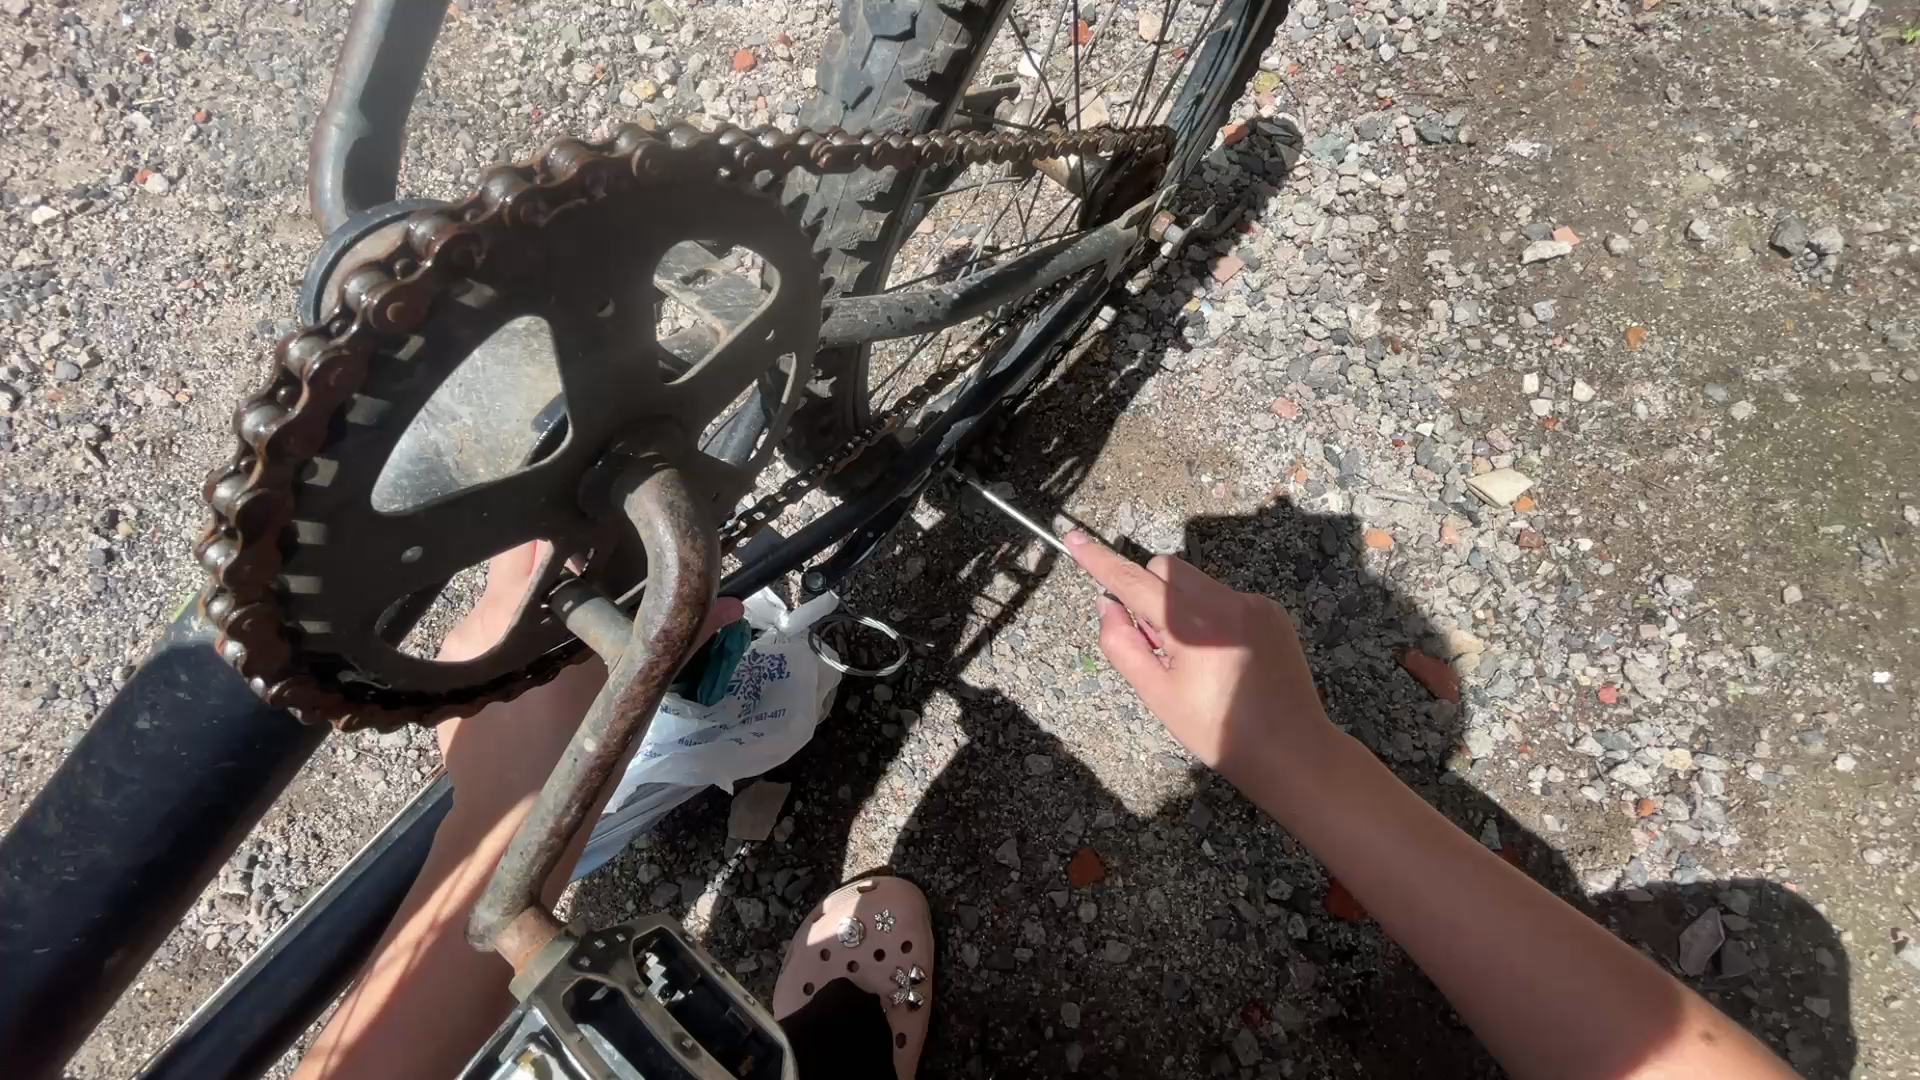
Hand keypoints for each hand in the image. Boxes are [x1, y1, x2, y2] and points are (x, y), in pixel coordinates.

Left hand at [433, 542, 743, 802]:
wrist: (507, 820)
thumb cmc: (574, 749)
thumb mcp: (634, 690)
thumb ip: (679, 639)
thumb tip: (732, 604)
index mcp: (521, 616)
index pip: (531, 544)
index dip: (567, 530)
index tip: (602, 532)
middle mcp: (478, 622)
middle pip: (517, 568)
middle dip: (558, 566)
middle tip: (601, 577)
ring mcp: (457, 650)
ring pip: (503, 602)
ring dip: (537, 603)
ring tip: (576, 621)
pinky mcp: (452, 678)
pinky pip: (487, 635)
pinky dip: (516, 634)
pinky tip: (542, 660)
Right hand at [1064, 530, 1333, 783]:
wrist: (1292, 751)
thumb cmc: (1216, 731)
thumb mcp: (1156, 694)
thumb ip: (1122, 644)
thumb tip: (1107, 605)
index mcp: (1191, 625)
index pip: (1132, 581)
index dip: (1099, 561)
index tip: (1073, 537)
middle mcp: (1224, 602)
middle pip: (1165, 569)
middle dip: (1148, 591)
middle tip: (1156, 643)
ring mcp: (1253, 603)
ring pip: (1194, 581)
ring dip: (1178, 603)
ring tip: (1193, 656)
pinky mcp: (1271, 612)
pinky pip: (1224, 596)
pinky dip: (1209, 614)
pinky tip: (1223, 657)